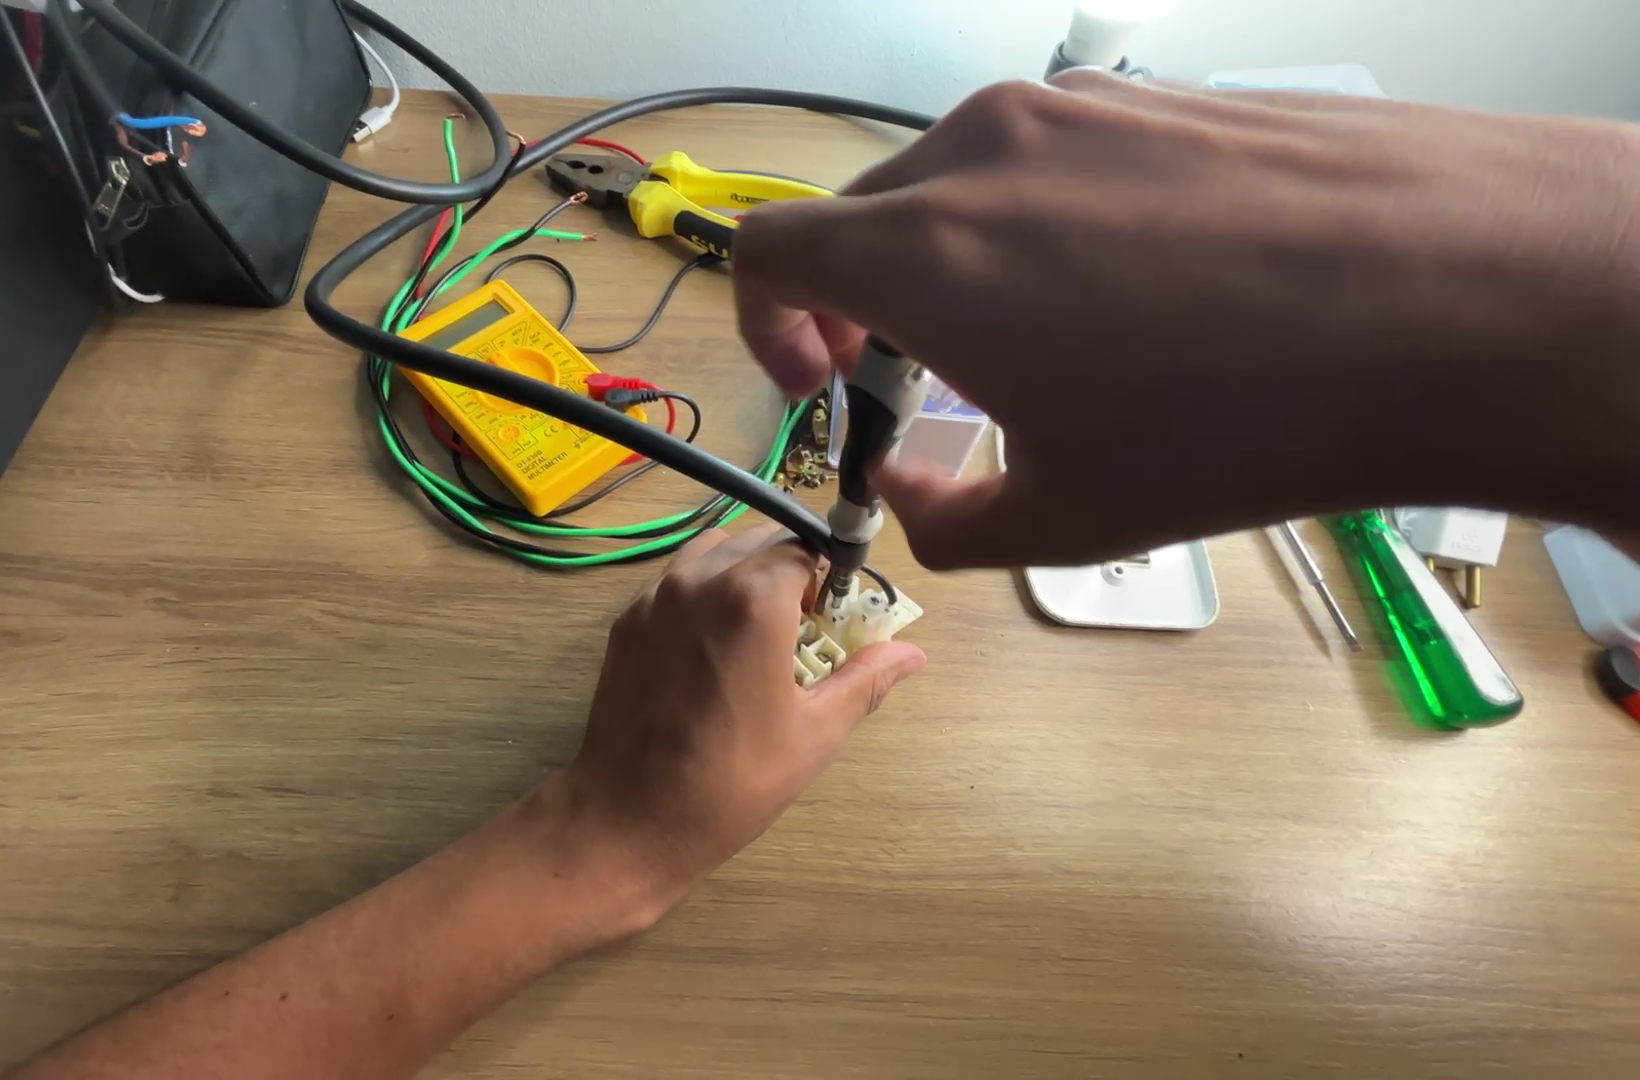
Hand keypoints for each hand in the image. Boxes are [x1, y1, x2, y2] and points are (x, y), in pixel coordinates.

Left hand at [552, 526, 925, 916]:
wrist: (629, 817)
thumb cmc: (732, 780)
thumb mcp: (815, 733)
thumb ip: (866, 679)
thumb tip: (915, 653)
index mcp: (752, 599)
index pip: (804, 547)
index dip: (827, 574)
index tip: (832, 615)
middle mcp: (700, 579)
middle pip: (759, 538)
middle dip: (789, 566)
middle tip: (800, 623)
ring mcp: (655, 595)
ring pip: (713, 549)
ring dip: (744, 567)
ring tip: (756, 625)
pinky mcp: (627, 617)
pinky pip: (676, 578)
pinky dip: (704, 587)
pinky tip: (710, 643)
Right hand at [735, 73, 1639, 566]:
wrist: (1495, 302)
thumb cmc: (1235, 428)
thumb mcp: (1058, 519)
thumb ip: (937, 520)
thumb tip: (902, 491)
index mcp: (927, 251)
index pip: (765, 249)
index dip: (765, 324)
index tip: (827, 382)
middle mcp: (976, 153)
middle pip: (846, 223)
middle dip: (847, 309)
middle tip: (914, 381)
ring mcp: (1069, 107)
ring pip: (933, 189)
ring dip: (930, 269)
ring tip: (1016, 341)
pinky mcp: (1148, 96)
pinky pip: (1025, 162)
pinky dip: (1009, 228)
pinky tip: (1105, 290)